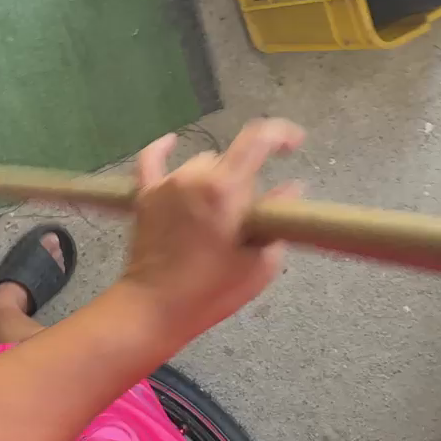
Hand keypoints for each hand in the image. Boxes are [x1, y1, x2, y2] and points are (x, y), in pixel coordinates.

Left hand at [116, 118, 304, 342]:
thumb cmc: (212, 290)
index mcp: (224, 188)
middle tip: (247, 218)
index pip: (257, 139)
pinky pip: (150, 161)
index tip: (295, 144)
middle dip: (244, 182)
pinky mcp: (144, 197)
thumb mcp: (260, 262)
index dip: (281, 133)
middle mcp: (193, 176)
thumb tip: (291, 188)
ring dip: (214, 179)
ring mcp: (165, 185)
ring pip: (199, 165)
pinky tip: (171, 142)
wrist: (156, 306)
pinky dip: (162, 149)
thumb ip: (278, 218)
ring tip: (216, 212)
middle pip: (229, 162)